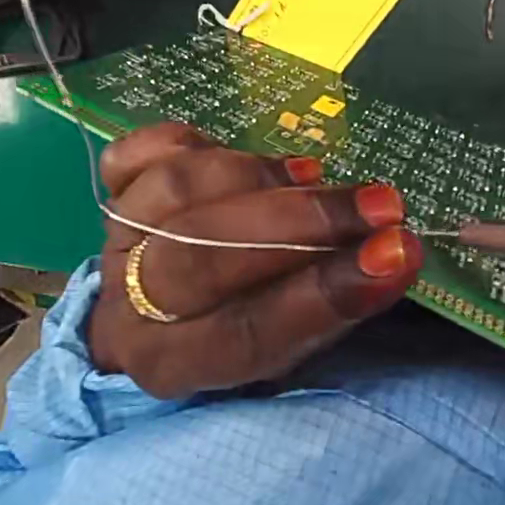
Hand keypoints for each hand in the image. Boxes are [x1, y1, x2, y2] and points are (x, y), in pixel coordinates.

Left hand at [88, 123, 423, 398]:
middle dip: (297, 224)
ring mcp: (114, 240)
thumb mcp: (280, 343)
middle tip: (378, 204)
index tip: (396, 252)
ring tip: (312, 174)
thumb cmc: (229, 327)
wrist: (149, 310)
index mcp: (170, 362)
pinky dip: (186, 142)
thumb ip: (324, 303)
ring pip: (174, 192)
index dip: (321, 295)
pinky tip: (234, 150)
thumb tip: (392, 248)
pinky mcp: (108, 192)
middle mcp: (128, 304)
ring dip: (255, 176)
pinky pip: (133, 153)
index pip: (243, 335)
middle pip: (201, 257)